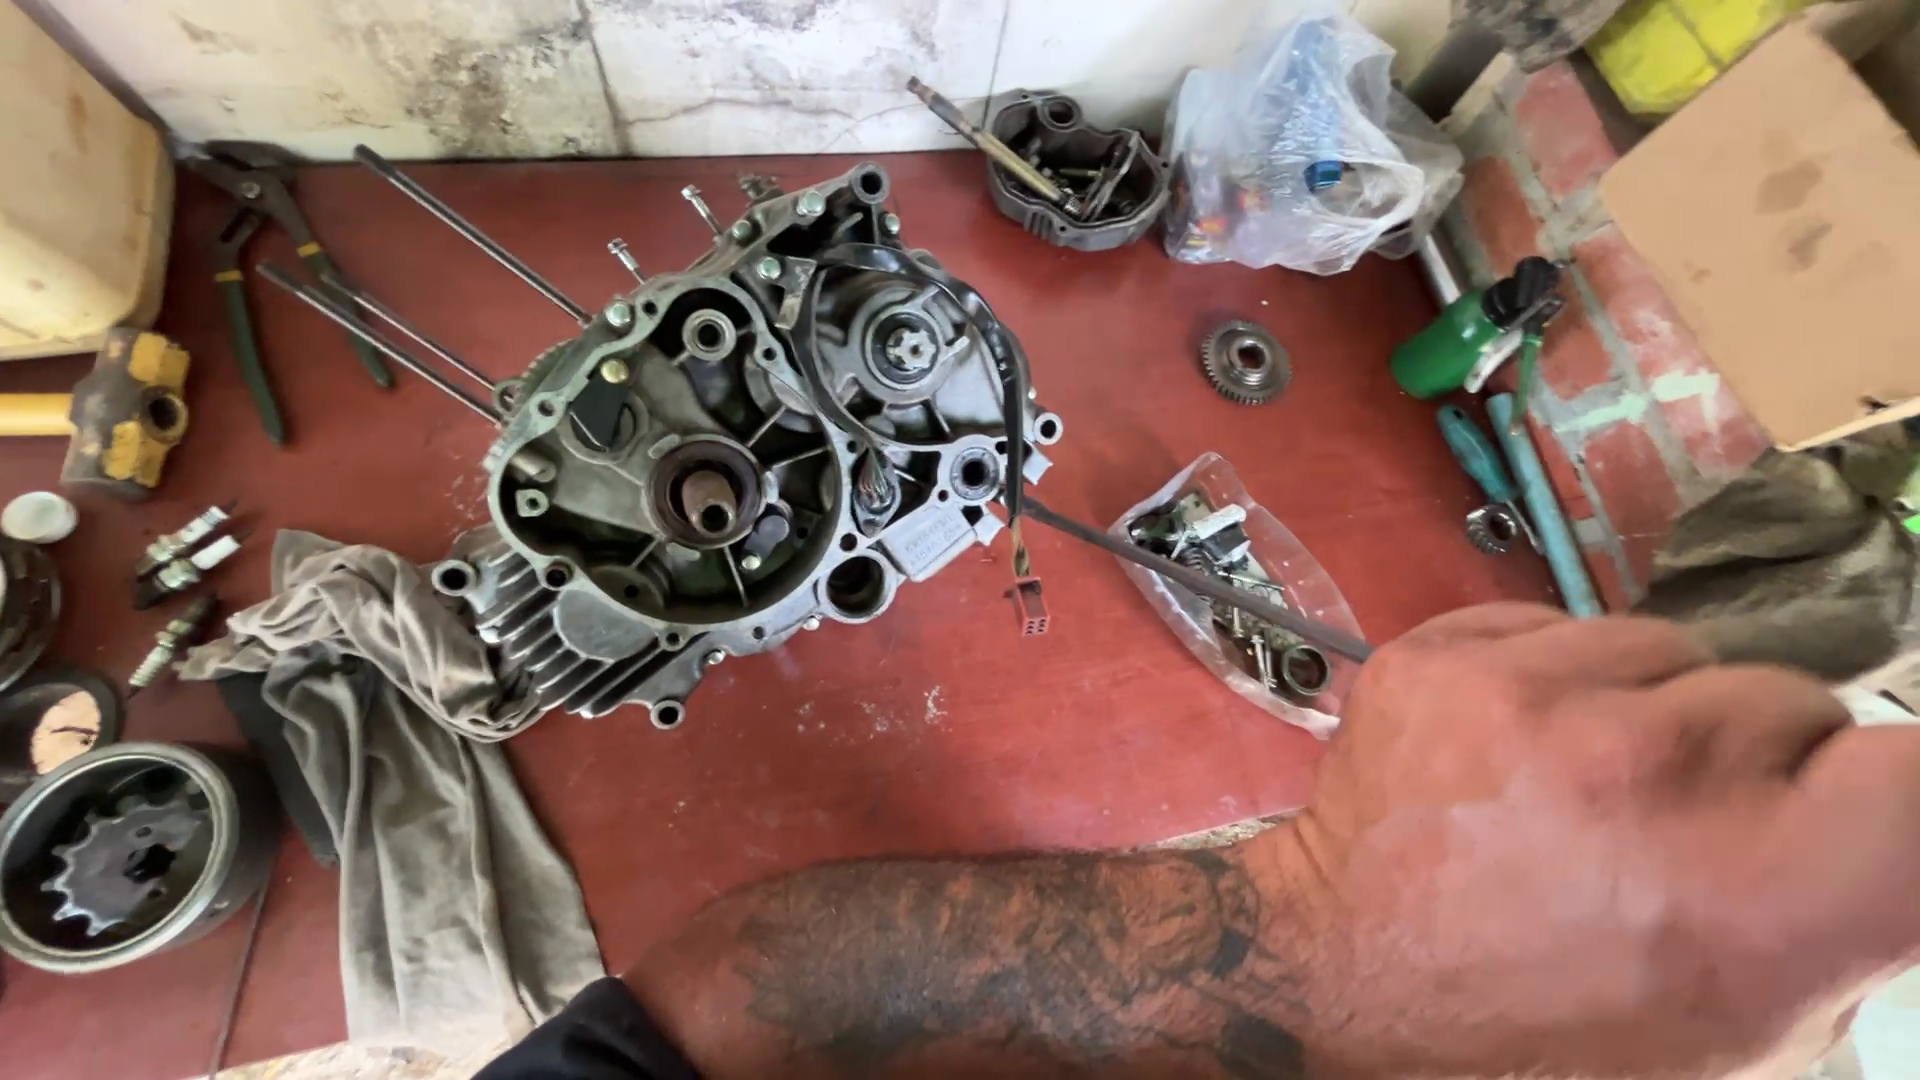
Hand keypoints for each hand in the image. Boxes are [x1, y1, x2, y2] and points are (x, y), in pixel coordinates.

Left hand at [1278, 604, 1919, 1077]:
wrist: (1354, 956)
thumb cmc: (1545, 1010)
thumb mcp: (1742, 1010)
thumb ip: (1843, 897)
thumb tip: (1881, 804)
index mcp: (1759, 885)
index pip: (1917, 768)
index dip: (1876, 785)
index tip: (1828, 804)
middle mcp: (1642, 762)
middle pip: (1781, 693)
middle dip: (1742, 749)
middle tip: (1661, 803)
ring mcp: (1518, 693)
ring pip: (1658, 644)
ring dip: (1639, 697)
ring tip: (1573, 762)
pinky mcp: (1429, 657)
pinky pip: (1545, 623)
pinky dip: (1543, 667)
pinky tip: (1504, 730)